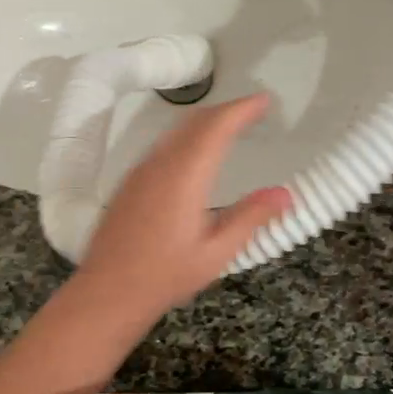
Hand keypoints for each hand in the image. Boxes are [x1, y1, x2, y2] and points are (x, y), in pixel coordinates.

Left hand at [72, 92, 291, 319]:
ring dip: (205, 123)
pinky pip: (163, 146)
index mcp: (184, 177)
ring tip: (230, 127)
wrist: (107, 292)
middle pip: (195, 122)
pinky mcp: (130, 183)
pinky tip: (195, 155)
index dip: (241, 109)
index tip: (264, 101)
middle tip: (252, 111)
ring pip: (176, 132)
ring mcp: (140, 172)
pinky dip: (187, 137)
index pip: (216, 128)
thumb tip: (285, 195)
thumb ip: (251, 218)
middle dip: (226, 111)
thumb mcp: (216, 252)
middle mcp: (159, 165)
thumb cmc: (164, 276)